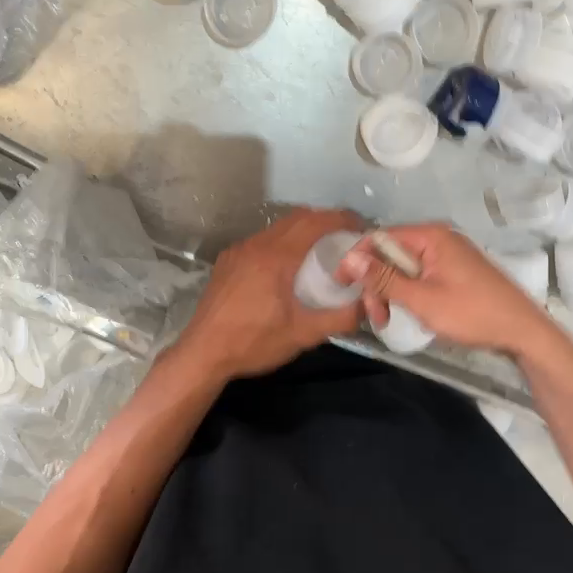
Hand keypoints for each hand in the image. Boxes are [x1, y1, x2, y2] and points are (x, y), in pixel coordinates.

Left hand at [175, 208, 364, 379]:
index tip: (361, 226)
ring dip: (301, 231)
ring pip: (277, 229)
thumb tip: (369, 307)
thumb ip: (340, 319)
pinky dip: (282, 243)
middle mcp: (257, 245)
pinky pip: (261, 241)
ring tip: (320, 250)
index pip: (316, 222)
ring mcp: (238, 251)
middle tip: (346, 237)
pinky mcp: (227, 262)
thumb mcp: (303, 334)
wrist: (203, 353)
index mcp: (277, 256)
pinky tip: (287, 267)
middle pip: (297, 218)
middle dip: (324, 221)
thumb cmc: (254, 342)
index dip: (342, 219)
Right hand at [337, 223, 568, 361]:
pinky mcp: (456, 271)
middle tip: (376, 317)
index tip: (342, 287)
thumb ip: (384, 278)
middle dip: (376, 284)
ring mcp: (450, 255)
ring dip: (391, 292)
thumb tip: (350, 257)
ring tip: (389, 321)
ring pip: (405, 267)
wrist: (522, 332)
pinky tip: (410, 313)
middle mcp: (439, 238)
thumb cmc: (472, 314)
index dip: (357, 260)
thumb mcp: (422, 299)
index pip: (380, 237)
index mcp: (431, 237)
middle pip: (391, 253)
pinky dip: (409, 293)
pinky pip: (421, 275)